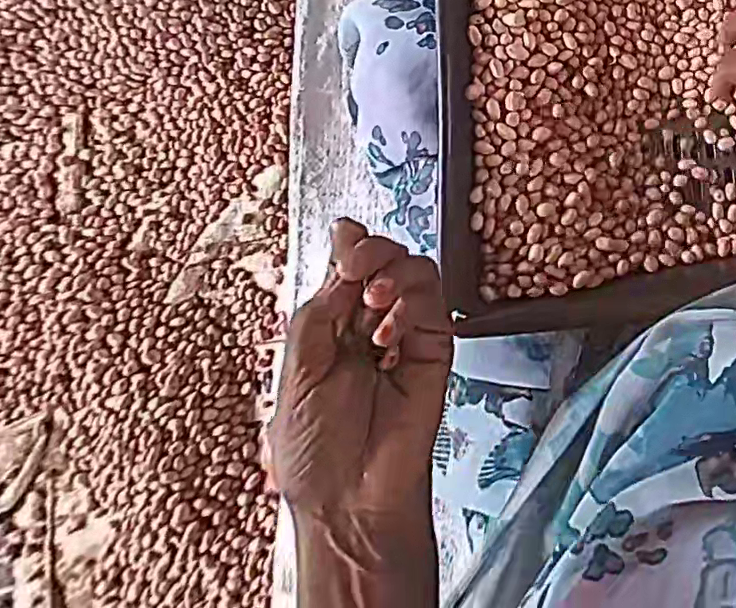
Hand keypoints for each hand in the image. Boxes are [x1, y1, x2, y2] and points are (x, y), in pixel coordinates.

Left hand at [268, 219, 450, 528]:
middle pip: (386, 256)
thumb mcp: (298, 366)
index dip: (352, 244)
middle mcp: (373, 318)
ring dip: (393, 274)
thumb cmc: (315, 444)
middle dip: (372, 253)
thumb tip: (343, 239)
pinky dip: (410, 305)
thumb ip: (322, 304)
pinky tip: (386, 337)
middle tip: (358, 270)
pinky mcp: (436, 343)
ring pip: (416, 269)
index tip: (347, 241)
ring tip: (373, 304)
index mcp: (335, 321)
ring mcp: (408, 328)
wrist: (350, 497)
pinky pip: (433, 301)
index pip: (350, 263)